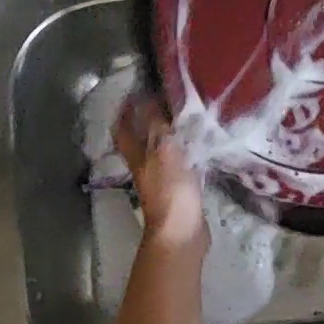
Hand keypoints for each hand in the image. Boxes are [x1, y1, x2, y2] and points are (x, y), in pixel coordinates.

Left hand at [115, 92, 207, 252]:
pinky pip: (181, 164)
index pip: (124, 128)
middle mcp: (146, 166)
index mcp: (137, 155)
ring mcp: (162, 179)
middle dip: (149, 120)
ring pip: (161, 150)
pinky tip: (200, 145)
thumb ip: (156, 124)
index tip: (136, 91)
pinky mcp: (180, 190)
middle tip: (165, 100)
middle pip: (141, 138)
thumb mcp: (162, 149)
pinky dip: (187, 152)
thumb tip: (149, 99)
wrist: (181, 232)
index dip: (126, 110)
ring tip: (186, 117)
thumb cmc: (169, 189)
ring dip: (169, 135)